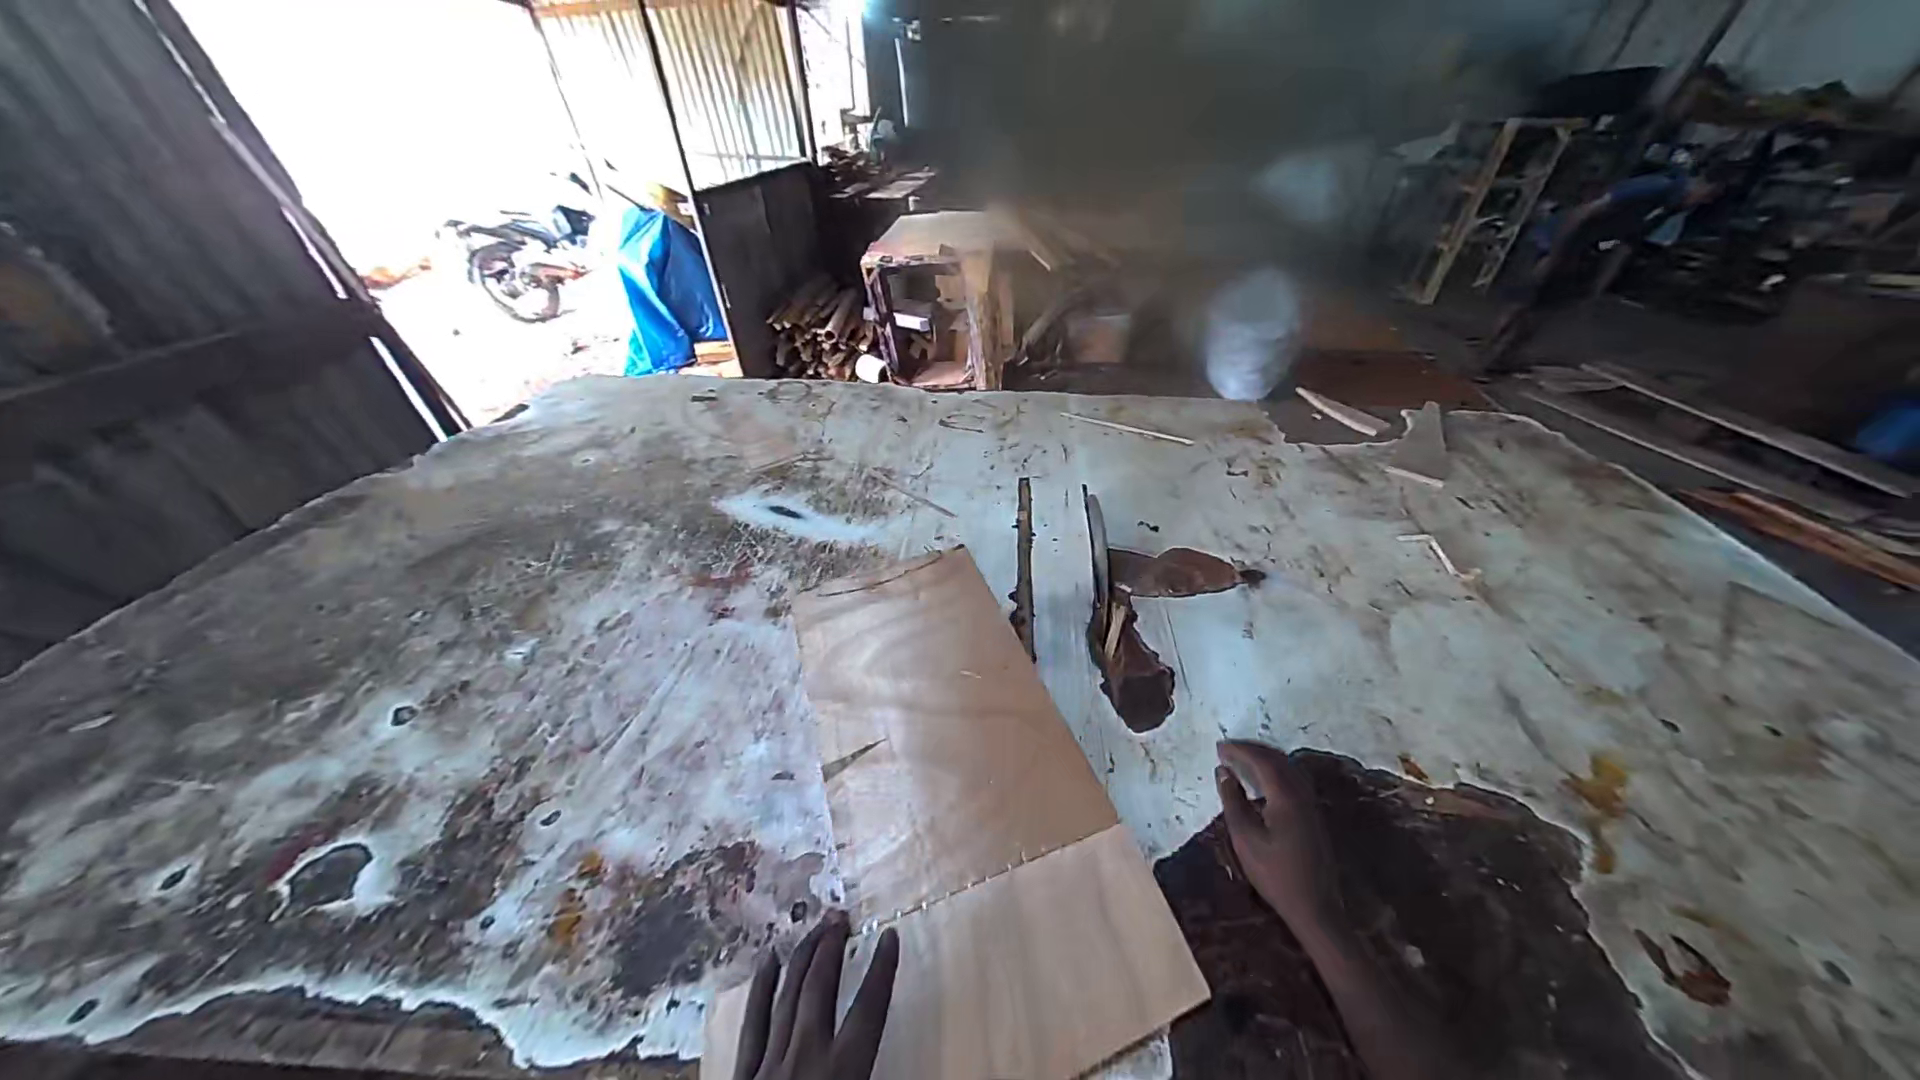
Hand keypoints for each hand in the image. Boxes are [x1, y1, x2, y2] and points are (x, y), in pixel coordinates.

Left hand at [734, 910, 900, 1079]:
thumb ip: (868, 1068)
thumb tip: (880, 1041)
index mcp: (842, 1071)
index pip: (869, 1010)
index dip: (882, 970)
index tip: (889, 935)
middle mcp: (806, 1056)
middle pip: (821, 989)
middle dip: (832, 947)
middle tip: (841, 915)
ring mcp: (769, 1064)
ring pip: (789, 996)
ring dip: (804, 956)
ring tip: (817, 925)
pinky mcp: (742, 1074)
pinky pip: (752, 1025)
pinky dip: (761, 989)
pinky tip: (768, 958)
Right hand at [1215, 740, 1341, 931]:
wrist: (1314, 908)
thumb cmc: (1274, 874)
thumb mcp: (1245, 838)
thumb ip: (1232, 800)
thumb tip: (1223, 772)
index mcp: (1286, 797)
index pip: (1262, 761)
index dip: (1239, 750)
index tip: (1219, 747)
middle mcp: (1302, 795)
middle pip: (1278, 759)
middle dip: (1252, 749)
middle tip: (1227, 749)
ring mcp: (1311, 805)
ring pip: (1288, 768)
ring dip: (1264, 758)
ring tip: (1241, 759)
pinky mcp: (1312, 816)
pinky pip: (1293, 779)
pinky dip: (1274, 770)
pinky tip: (1261, 780)